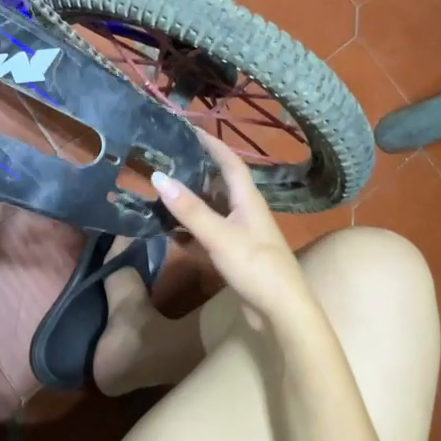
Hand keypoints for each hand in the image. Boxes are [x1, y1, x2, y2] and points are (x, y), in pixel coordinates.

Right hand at [150, 133, 316, 329]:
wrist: (281, 311)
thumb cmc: (256, 267)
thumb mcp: (219, 236)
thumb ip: (189, 209)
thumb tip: (158, 176)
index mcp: (248, 199)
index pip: (229, 161)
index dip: (211, 143)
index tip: (187, 128)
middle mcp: (245, 210)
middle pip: (219, 181)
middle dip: (195, 167)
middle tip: (165, 157)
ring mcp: (241, 232)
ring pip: (212, 207)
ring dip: (190, 198)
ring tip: (161, 188)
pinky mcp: (235, 253)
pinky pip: (208, 230)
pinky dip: (190, 226)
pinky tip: (171, 229)